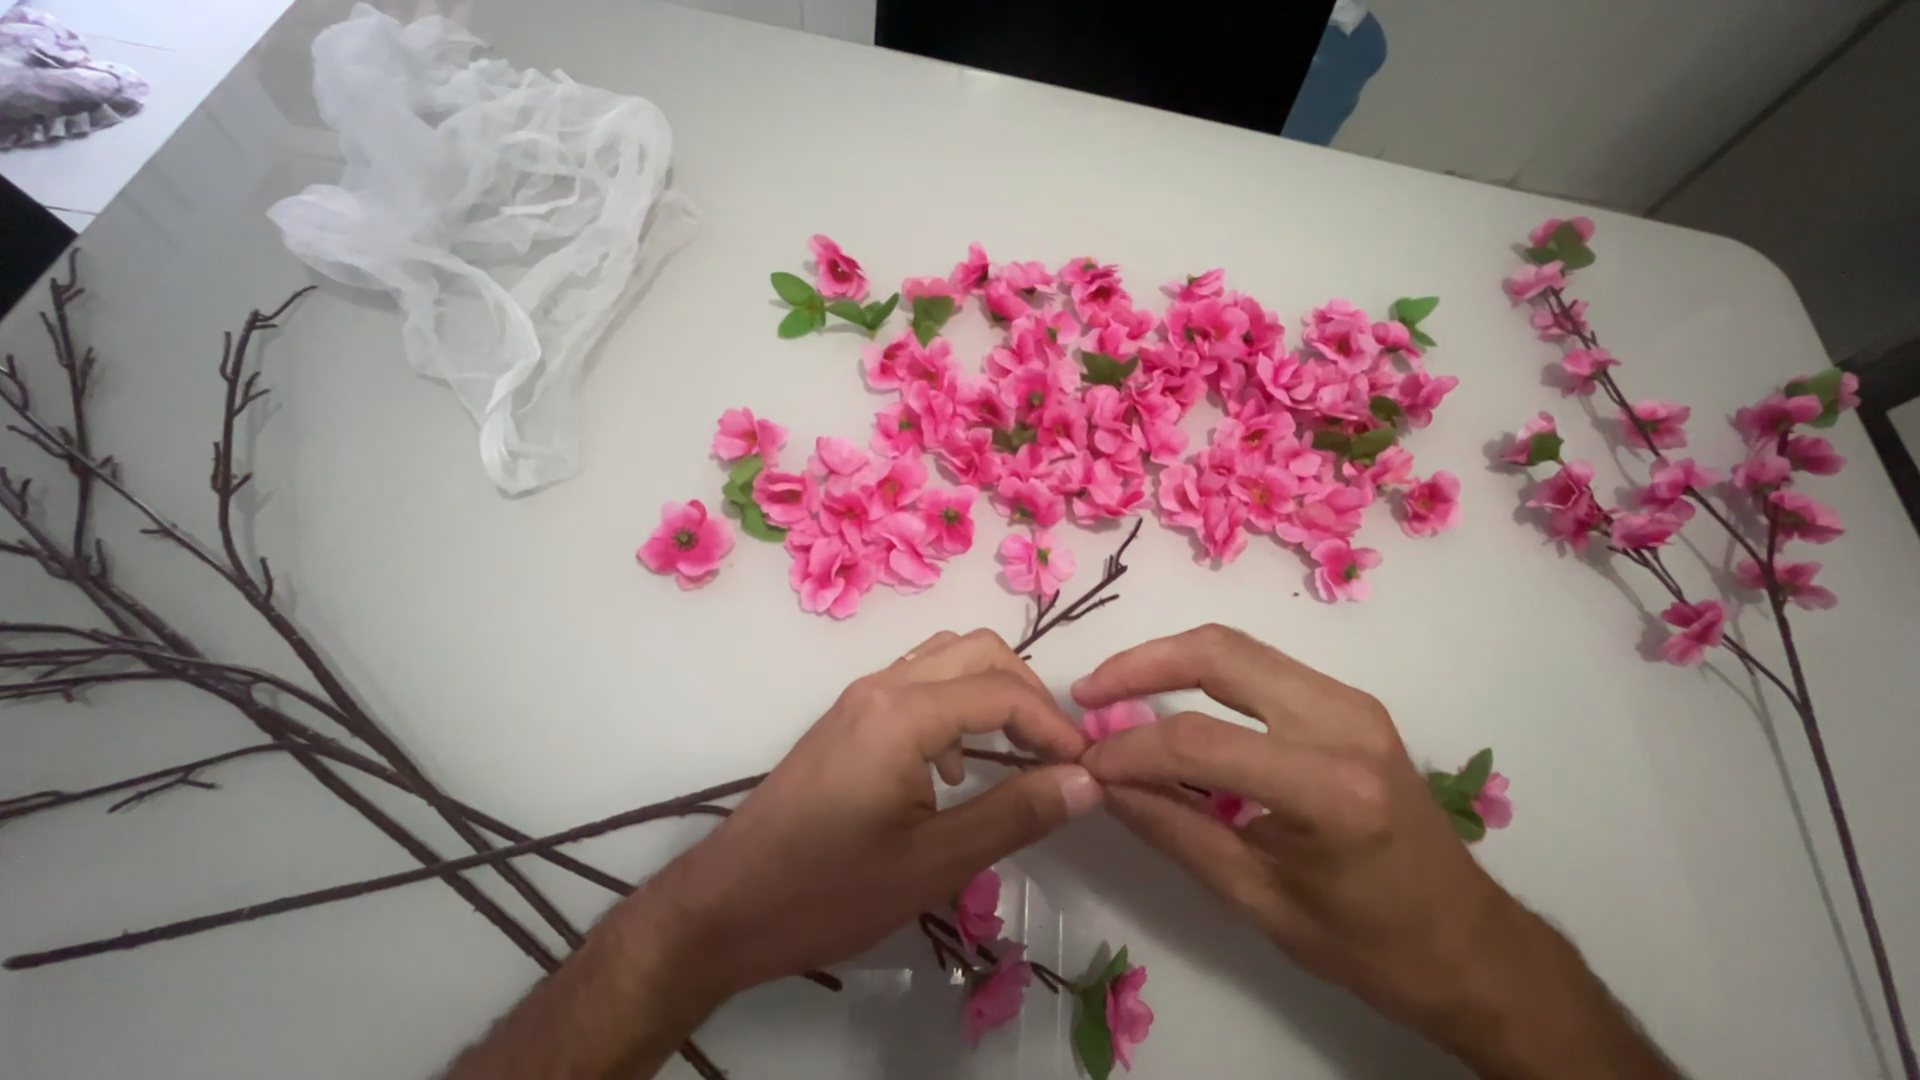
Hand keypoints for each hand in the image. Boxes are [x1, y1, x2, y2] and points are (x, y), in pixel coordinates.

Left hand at [635, 628, 1100, 999]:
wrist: (725, 908)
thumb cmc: (827, 891)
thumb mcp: (933, 863)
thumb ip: (1015, 814)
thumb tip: (1087, 780)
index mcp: (903, 713)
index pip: (1003, 692)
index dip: (1054, 725)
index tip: (1086, 768)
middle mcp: (881, 686)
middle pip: (977, 651)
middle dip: (1027, 692)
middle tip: (1054, 751)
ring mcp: (858, 698)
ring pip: (944, 659)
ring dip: (990, 691)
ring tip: (1015, 752)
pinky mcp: (846, 719)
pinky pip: (916, 684)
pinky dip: (954, 704)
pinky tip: (953, 769)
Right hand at [1075, 625, 1676, 1078]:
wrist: (1472, 945)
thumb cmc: (1369, 943)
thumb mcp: (1256, 899)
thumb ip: (1172, 829)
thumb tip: (1102, 782)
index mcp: (1331, 788)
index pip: (1200, 743)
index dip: (1129, 748)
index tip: (1084, 761)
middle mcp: (1345, 723)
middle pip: (1220, 654)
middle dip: (1141, 665)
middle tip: (1089, 693)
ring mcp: (1353, 703)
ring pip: (1237, 647)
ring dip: (1168, 660)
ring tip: (1116, 692)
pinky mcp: (1349, 702)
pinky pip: (1260, 666)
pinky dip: (1203, 673)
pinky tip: (1169, 701)